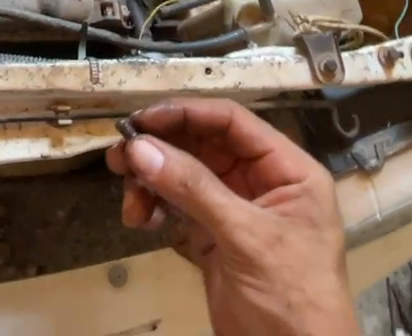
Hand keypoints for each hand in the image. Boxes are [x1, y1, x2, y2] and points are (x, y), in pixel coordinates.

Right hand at [107, 99, 357, 335]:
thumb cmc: (291, 297)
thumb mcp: (246, 237)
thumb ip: (193, 188)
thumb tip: (138, 147)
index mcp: (286, 169)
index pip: (231, 121)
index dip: (185, 114)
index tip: (142, 120)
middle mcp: (259, 180)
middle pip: (201, 144)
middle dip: (160, 149)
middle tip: (120, 156)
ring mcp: (234, 207)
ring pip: (183, 173)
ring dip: (151, 180)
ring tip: (129, 198)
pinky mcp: (212, 235)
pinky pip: (176, 204)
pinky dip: (154, 207)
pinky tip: (140, 220)